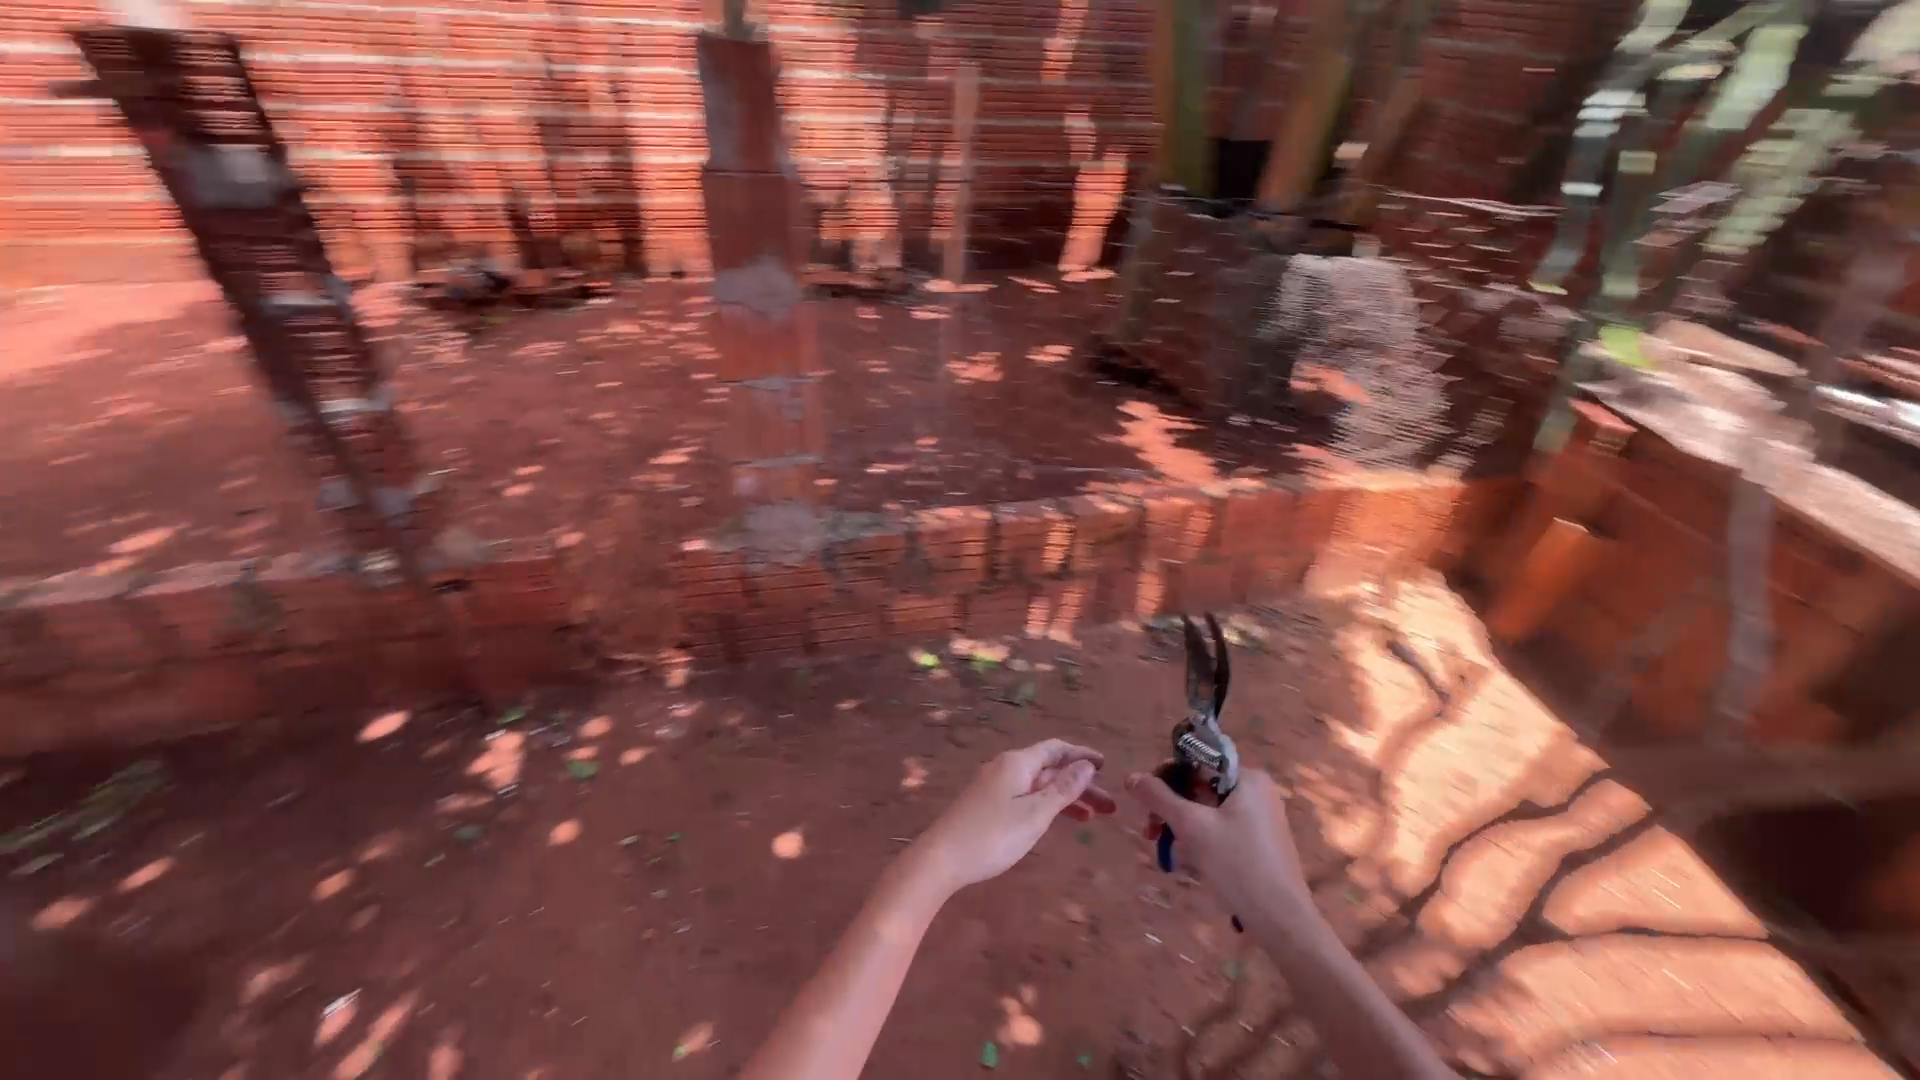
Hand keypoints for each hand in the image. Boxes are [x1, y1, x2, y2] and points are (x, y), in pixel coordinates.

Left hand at [910, 739, 1116, 894]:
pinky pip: (1024, 797)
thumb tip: (1086, 765)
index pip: (1056, 749)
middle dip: (1080, 785)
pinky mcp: (986, 805)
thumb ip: (1062, 789)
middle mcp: (1005, 767)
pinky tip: (1056, 821)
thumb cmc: (992, 836)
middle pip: (1049, 769)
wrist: (941, 858)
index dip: (1082, 755)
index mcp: (1017, 763)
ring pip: (1038, 786)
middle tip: (1110, 808)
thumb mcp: (1034, 814)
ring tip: (1092, 819)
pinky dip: (1045, 806)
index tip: (1106, 766)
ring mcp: (993, 786)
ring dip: (1065, 798)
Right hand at [1125, 769, 1313, 923]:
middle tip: (1151, 832)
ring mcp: (1263, 819)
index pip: (1197, 763)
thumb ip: (1159, 798)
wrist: (1282, 921)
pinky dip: (1202, 840)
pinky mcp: (1262, 843)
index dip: (1166, 779)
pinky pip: (1223, 829)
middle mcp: (1258, 792)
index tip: (1145, 803)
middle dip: (1172, 809)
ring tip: (1167, 851)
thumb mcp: (1192, 826)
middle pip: (1201, 788)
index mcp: (1248, 778)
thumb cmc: (1237, 864)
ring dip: (1183, 827)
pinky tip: (1190, 862)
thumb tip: (1131, 776)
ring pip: (1209, 811)